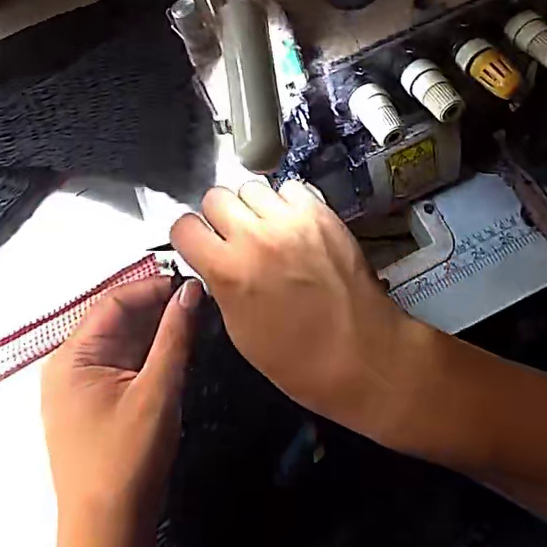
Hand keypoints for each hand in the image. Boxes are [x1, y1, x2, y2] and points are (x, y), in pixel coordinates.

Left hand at [40, 272, 198, 546]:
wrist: (108, 539)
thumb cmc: (124, 468)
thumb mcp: (157, 392)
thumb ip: (175, 336)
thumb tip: (189, 292)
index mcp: (71, 359)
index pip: (113, 301)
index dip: (152, 287)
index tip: (188, 285)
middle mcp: (69, 369)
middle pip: (116, 319)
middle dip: (157, 308)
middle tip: (197, 303)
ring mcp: (81, 390)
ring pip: (123, 343)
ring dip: (156, 332)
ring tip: (194, 324)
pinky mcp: (96, 408)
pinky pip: (124, 366)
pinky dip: (151, 356)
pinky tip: (178, 354)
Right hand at [169, 179, 430, 440]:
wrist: (362, 354)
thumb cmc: (302, 359)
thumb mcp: (239, 330)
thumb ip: (221, 285)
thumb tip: (214, 262)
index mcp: (229, 271)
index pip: (184, 226)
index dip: (189, 236)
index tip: (198, 242)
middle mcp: (256, 238)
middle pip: (216, 197)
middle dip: (219, 215)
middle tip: (232, 234)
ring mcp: (291, 222)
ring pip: (253, 187)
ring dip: (253, 206)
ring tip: (266, 228)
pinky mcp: (321, 215)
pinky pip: (292, 188)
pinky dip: (288, 202)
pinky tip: (293, 224)